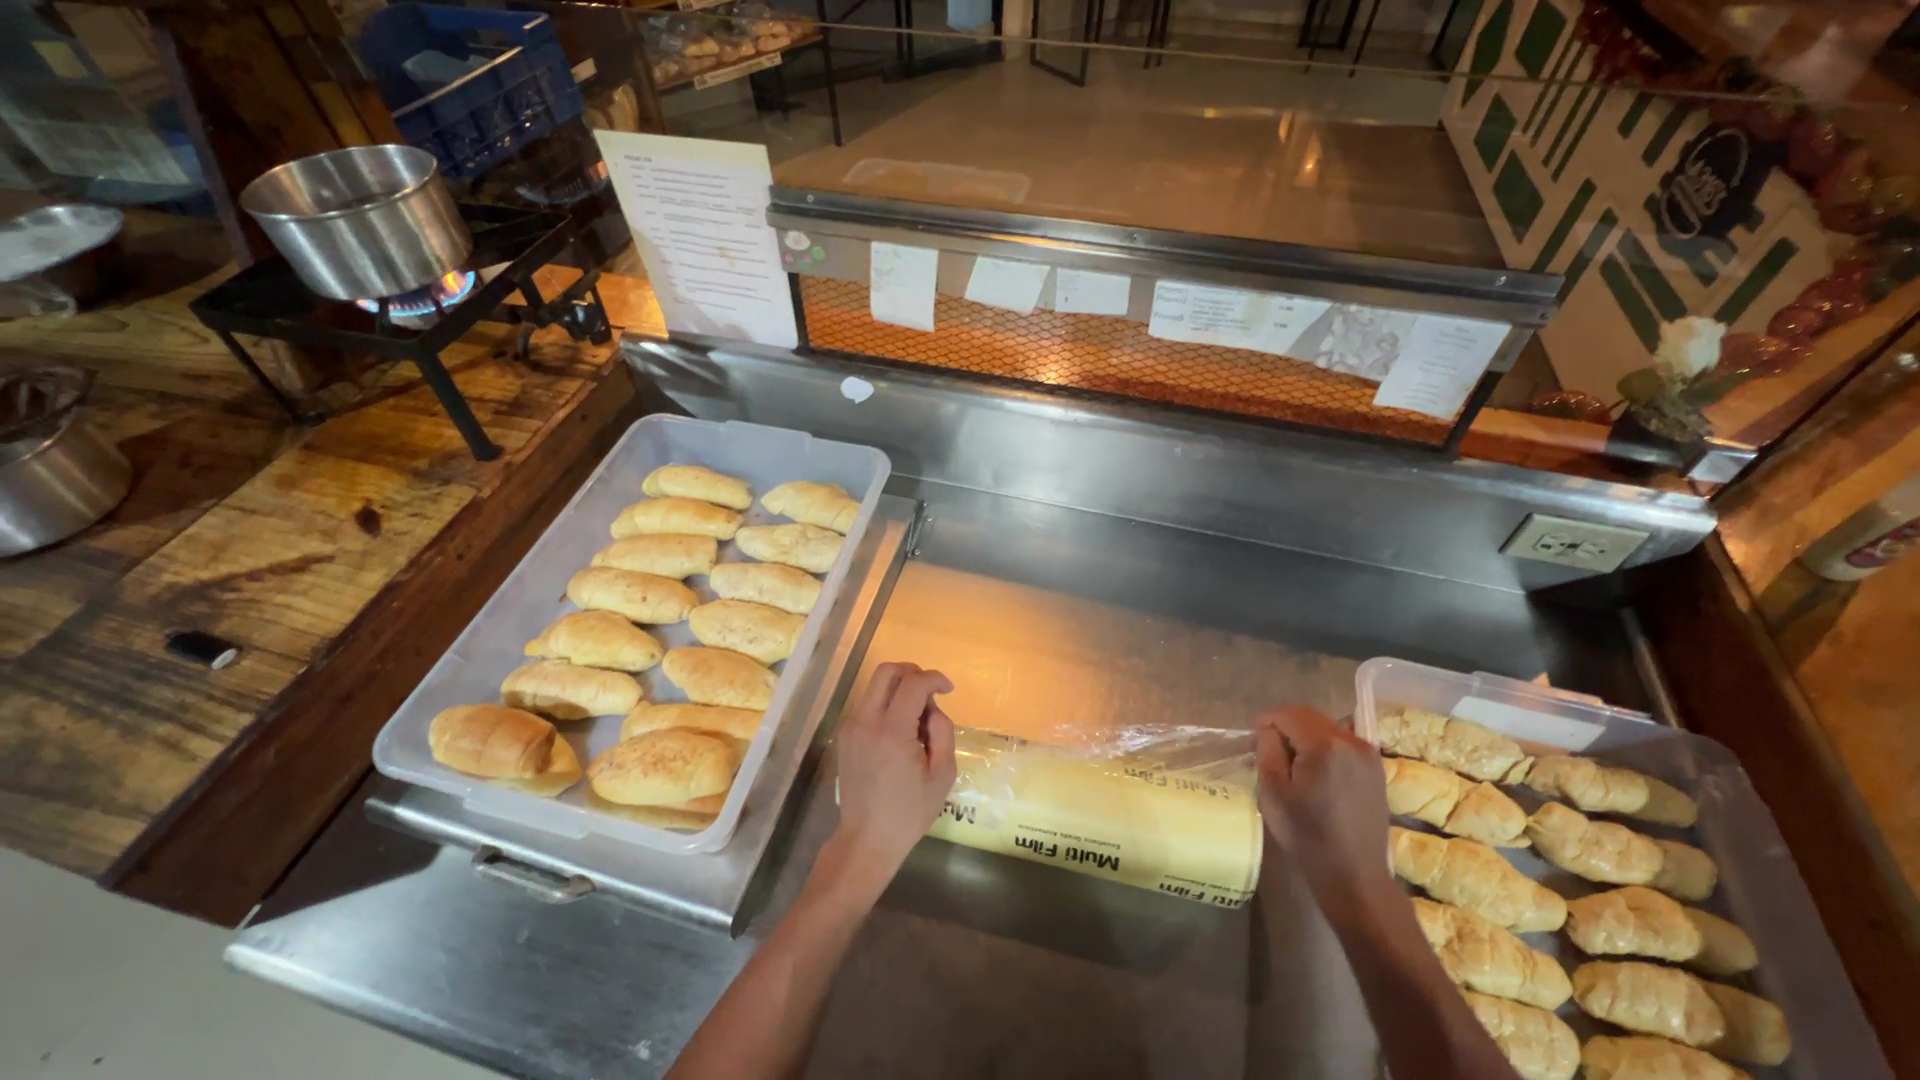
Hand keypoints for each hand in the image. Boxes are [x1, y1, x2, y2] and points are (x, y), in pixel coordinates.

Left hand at [830, 662, 957, 889]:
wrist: (867, 838)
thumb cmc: (910, 811)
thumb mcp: (942, 774)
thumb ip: (942, 731)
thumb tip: (932, 709)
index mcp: (892, 731)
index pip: (913, 683)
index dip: (935, 678)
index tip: (948, 689)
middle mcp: (866, 721)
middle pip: (887, 672)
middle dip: (913, 672)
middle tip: (931, 690)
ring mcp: (851, 728)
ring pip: (875, 687)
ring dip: (899, 689)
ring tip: (918, 718)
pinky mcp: (845, 737)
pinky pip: (868, 706)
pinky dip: (887, 705)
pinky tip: (901, 733)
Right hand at [1254, 705, 1393, 908]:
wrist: (1354, 874)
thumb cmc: (1307, 835)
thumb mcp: (1273, 793)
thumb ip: (1268, 751)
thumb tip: (1269, 731)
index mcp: (1325, 745)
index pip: (1290, 713)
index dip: (1267, 721)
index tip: (1252, 739)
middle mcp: (1352, 742)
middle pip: (1311, 717)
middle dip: (1286, 726)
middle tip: (1267, 749)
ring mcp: (1369, 755)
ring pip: (1328, 728)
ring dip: (1306, 736)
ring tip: (1291, 762)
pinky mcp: (1377, 770)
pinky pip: (1344, 744)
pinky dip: (1325, 748)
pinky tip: (1315, 772)